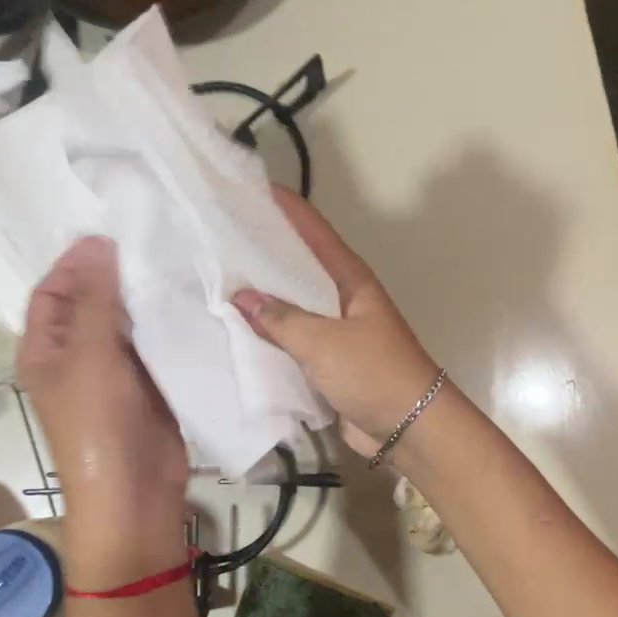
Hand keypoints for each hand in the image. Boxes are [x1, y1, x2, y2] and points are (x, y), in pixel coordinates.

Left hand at [17, 236, 188, 579]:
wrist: (134, 495)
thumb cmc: (97, 426)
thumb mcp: (90, 356)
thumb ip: (98, 299)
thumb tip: (101, 244)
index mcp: (45, 351)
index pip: (53, 292)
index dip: (76, 264)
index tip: (113, 237)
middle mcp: (78, 360)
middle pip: (95, 307)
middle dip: (120, 279)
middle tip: (156, 245)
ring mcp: (118, 379)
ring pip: (133, 330)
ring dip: (151, 305)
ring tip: (181, 269)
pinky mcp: (154, 394)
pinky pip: (161, 354)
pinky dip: (174, 334)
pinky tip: (195, 310)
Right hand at [232, 189, 441, 460]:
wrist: (410, 429)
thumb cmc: (374, 374)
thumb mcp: (324, 342)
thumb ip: (281, 319)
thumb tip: (241, 296)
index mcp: (349, 279)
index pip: (311, 229)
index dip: (279, 206)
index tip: (239, 187)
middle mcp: (341, 299)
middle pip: (295, 268)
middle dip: (258, 254)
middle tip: (208, 238)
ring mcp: (334, 334)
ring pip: (290, 310)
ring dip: (258, 302)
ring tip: (208, 282)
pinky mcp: (327, 367)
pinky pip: (291, 346)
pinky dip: (266, 342)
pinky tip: (231, 335)